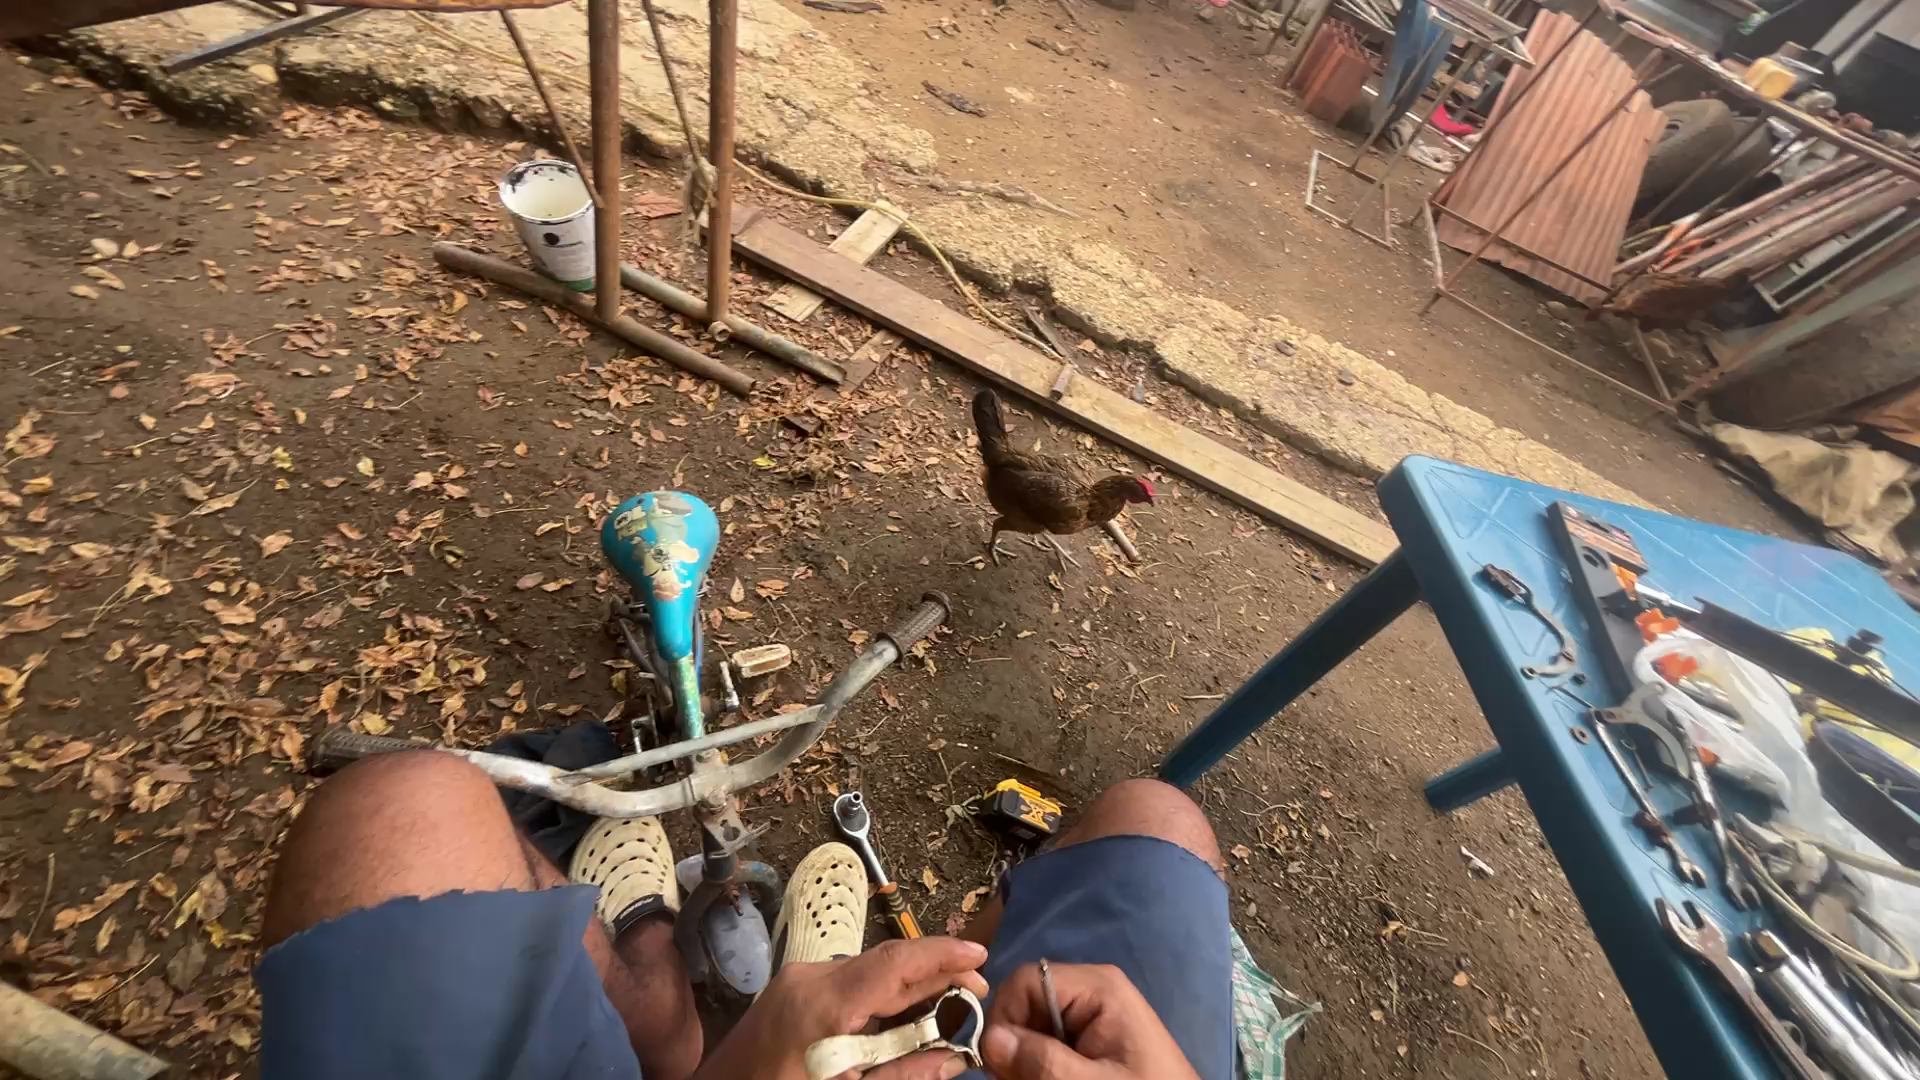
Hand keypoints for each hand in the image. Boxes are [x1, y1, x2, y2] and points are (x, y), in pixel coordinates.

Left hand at [695, 936, 989, 1079]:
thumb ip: (902, 1075)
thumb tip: (954, 1056)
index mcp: (822, 1006)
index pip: (893, 964)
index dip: (941, 955)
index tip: (979, 956)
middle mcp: (810, 978)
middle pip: (884, 962)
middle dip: (933, 970)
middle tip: (976, 989)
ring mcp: (797, 980)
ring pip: (868, 969)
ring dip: (908, 982)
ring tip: (949, 1002)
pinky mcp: (791, 989)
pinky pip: (848, 981)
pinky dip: (881, 993)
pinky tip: (902, 1013)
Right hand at [979, 963, 1199, 1079]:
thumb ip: (1043, 1063)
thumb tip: (989, 1039)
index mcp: (1097, 986)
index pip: (1027, 980)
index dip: (1005, 1018)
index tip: (999, 1067)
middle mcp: (1092, 989)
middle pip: (1028, 1003)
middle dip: (1016, 1045)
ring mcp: (1094, 1013)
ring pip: (1035, 1026)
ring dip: (1028, 1059)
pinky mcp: (1095, 1037)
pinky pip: (1052, 1041)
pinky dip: (1043, 1066)